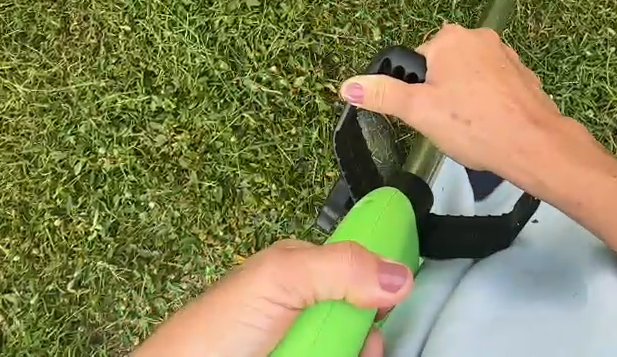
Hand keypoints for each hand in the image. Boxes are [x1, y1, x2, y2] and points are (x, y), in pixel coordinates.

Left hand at [133, 239, 412, 356]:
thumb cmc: (215, 333)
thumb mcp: (280, 280)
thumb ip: (339, 268)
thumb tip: (401, 274)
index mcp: (303, 273)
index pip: (363, 270)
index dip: (381, 287)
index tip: (389, 304)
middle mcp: (308, 312)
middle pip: (365, 324)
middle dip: (368, 340)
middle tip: (358, 347)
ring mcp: (306, 348)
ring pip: (356, 350)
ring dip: (357, 355)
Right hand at [339, 24, 601, 195]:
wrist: (534, 143)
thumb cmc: (474, 125)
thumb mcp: (419, 112)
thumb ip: (382, 95)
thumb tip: (347, 84)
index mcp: (449, 38)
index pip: (417, 62)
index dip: (417, 92)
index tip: (427, 114)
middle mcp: (477, 36)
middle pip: (443, 67)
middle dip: (441, 94)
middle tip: (448, 124)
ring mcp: (503, 53)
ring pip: (469, 76)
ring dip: (465, 98)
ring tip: (471, 128)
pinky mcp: (522, 73)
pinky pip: (493, 85)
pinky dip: (488, 102)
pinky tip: (490, 126)